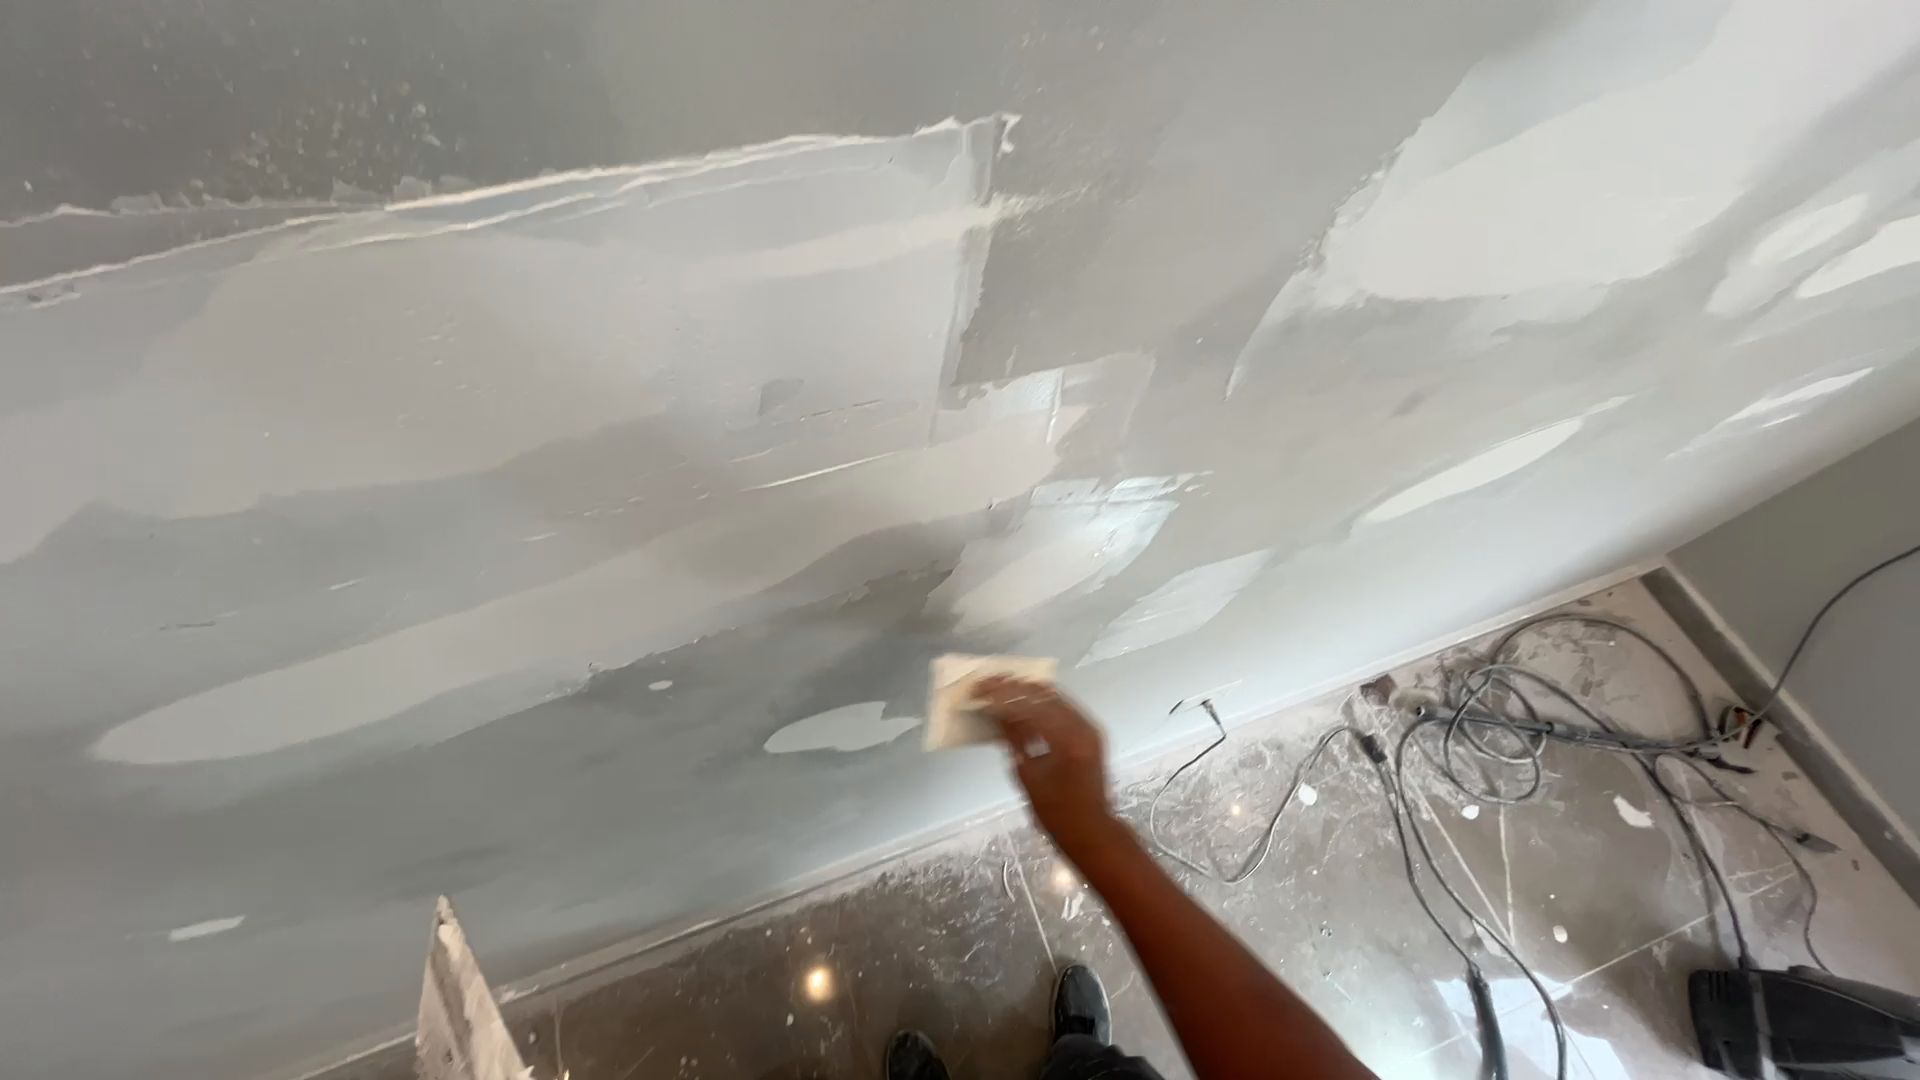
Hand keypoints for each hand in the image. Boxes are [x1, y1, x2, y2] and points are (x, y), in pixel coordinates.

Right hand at [973, 676, 1121, 852]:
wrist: (1092, 828)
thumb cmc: (1055, 812)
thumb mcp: (1027, 775)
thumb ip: (1014, 739)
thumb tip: (996, 712)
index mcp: (1064, 741)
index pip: (1028, 707)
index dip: (1001, 696)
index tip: (980, 689)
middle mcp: (1080, 726)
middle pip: (1042, 695)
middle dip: (1013, 686)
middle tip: (988, 680)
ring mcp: (1089, 727)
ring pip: (1054, 696)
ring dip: (1027, 689)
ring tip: (1003, 682)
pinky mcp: (1090, 730)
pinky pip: (1064, 705)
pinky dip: (1042, 699)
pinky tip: (1025, 696)